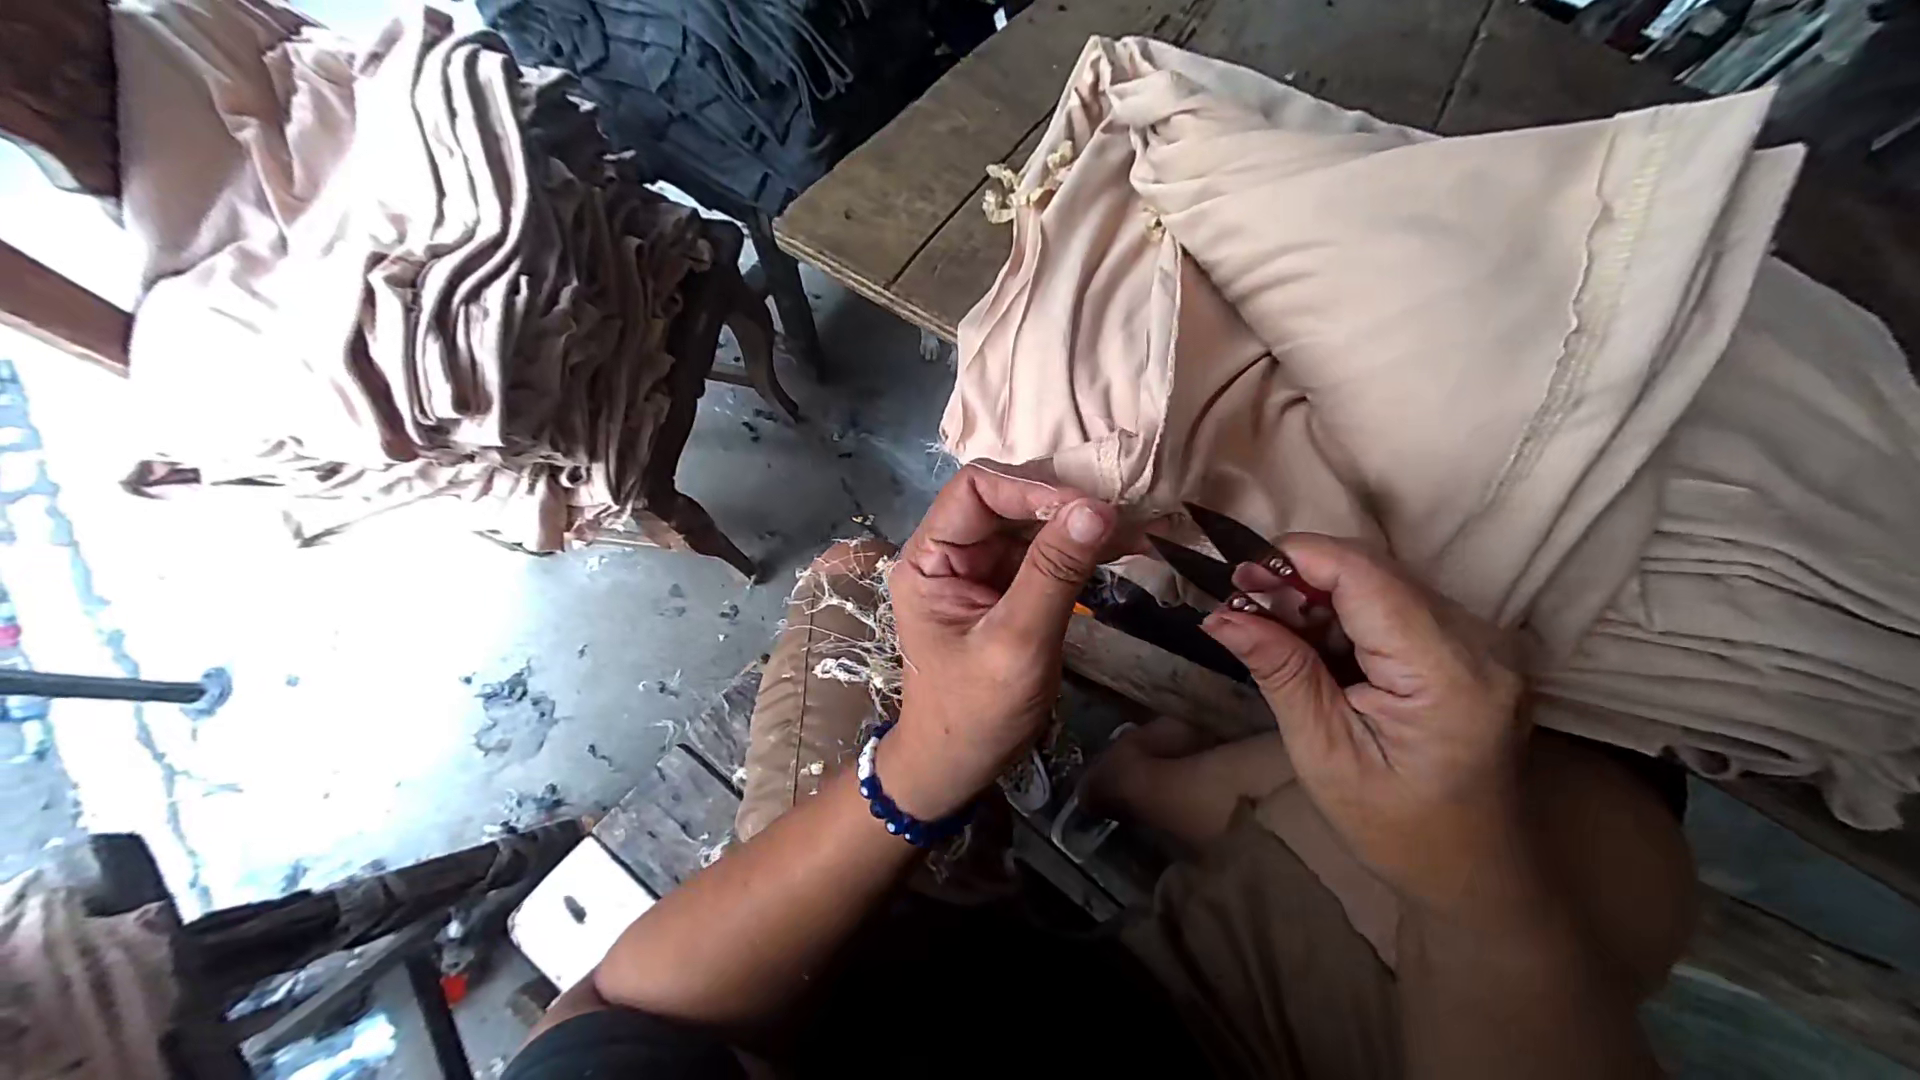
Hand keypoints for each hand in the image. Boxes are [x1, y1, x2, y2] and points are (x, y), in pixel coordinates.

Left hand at [882, 463, 1120, 818]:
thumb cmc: (974, 713)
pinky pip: (1042, 554)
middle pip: (1005, 502)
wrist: (959, 764)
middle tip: (1121, 514)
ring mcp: (978, 571)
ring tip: (1132, 529)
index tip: (1090, 507)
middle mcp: (950, 554)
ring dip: (1077, 526)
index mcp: (930, 559)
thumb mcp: (1016, 643)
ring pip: (1029, 526)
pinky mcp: (1004, 589)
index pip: (976, 491)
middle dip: (1062, 505)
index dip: (1031, 488)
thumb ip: (1053, 573)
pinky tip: (1118, 549)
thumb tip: (1095, 509)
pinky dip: (1078, 550)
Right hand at [1202, 534, 1528, 914]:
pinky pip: (1393, 600)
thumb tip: (1219, 616)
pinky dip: (1340, 608)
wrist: (1474, 871)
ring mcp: (1481, 640)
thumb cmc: (1395, 828)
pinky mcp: (1468, 644)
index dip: (1298, 558)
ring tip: (1268, 625)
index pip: (1367, 576)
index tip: (1237, 575)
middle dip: (1298, 575)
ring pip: (1380, 579)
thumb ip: (1280, 672)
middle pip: (1374, 569)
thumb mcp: (1323, 754)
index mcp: (1447, 675)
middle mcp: (1479, 642)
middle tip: (1242, 604)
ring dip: (1315, 591)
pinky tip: (1310, 638)